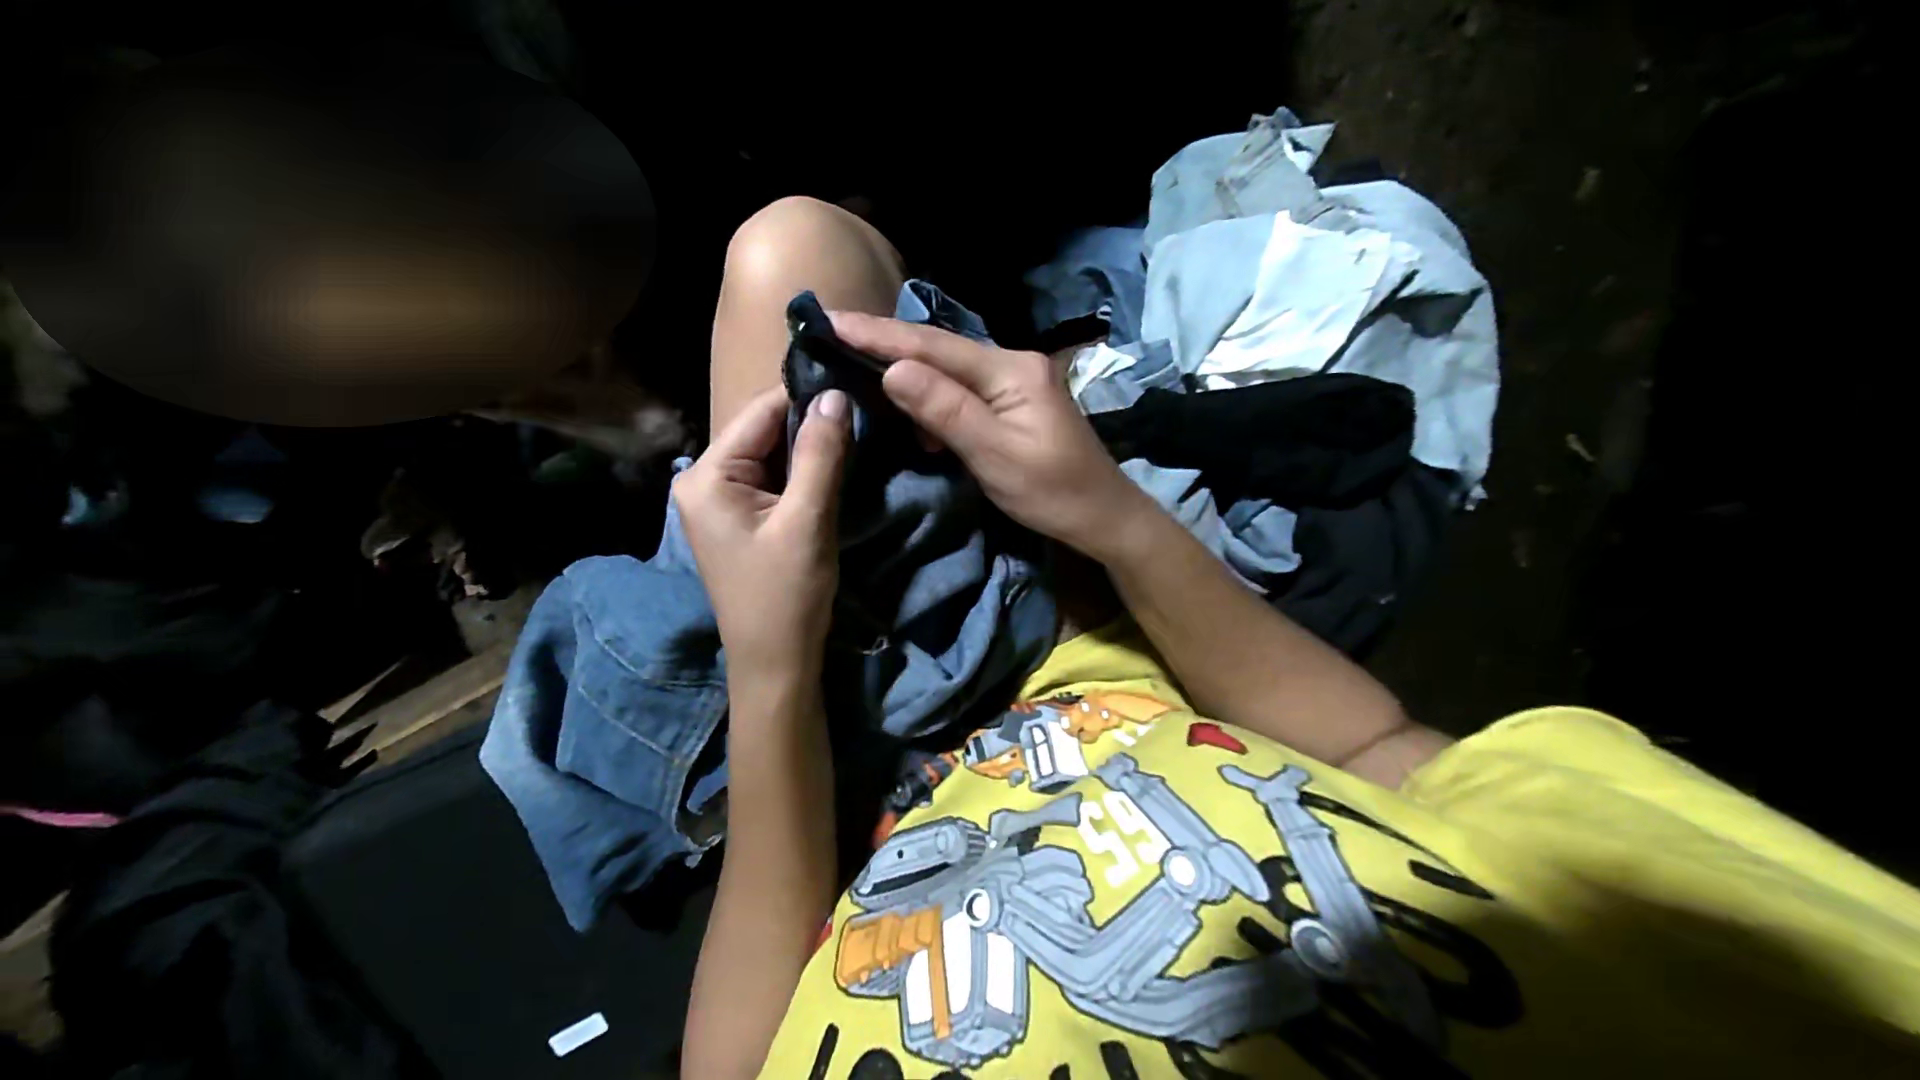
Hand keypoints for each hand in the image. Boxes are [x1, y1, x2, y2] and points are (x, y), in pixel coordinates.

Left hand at [676, 386, 851, 691]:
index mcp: (708, 475)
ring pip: (773, 454)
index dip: (808, 398)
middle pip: (764, 431)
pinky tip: (833, 472)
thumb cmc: (787, 594)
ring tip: (855, 439)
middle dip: (811, 426)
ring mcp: (719, 498)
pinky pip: (773, 478)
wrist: (775, 661)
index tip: (854, 387)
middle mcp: (703, 479)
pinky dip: (803, 474)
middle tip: (862, 415)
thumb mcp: (808, 520)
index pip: (760, 412)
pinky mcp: (739, 516)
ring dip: (811, 450)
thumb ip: (821, 455)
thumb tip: (836, 394)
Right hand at [830, 312, 1154, 560]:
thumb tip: (893, 370)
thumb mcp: (995, 454)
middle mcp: (1013, 363)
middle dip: (886, 343)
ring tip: (860, 372)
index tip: (830, 320)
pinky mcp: (1014, 402)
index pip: (933, 346)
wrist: (1103, 516)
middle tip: (834, 331)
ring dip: (908, 374)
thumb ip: (945, 410)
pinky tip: (917, 419)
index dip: (879, 334)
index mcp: (1011, 370)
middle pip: (940, 349)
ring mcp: (1015, 381)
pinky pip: (963, 391)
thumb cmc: (1053, 492)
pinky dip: (934, 401)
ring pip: (949, 370)